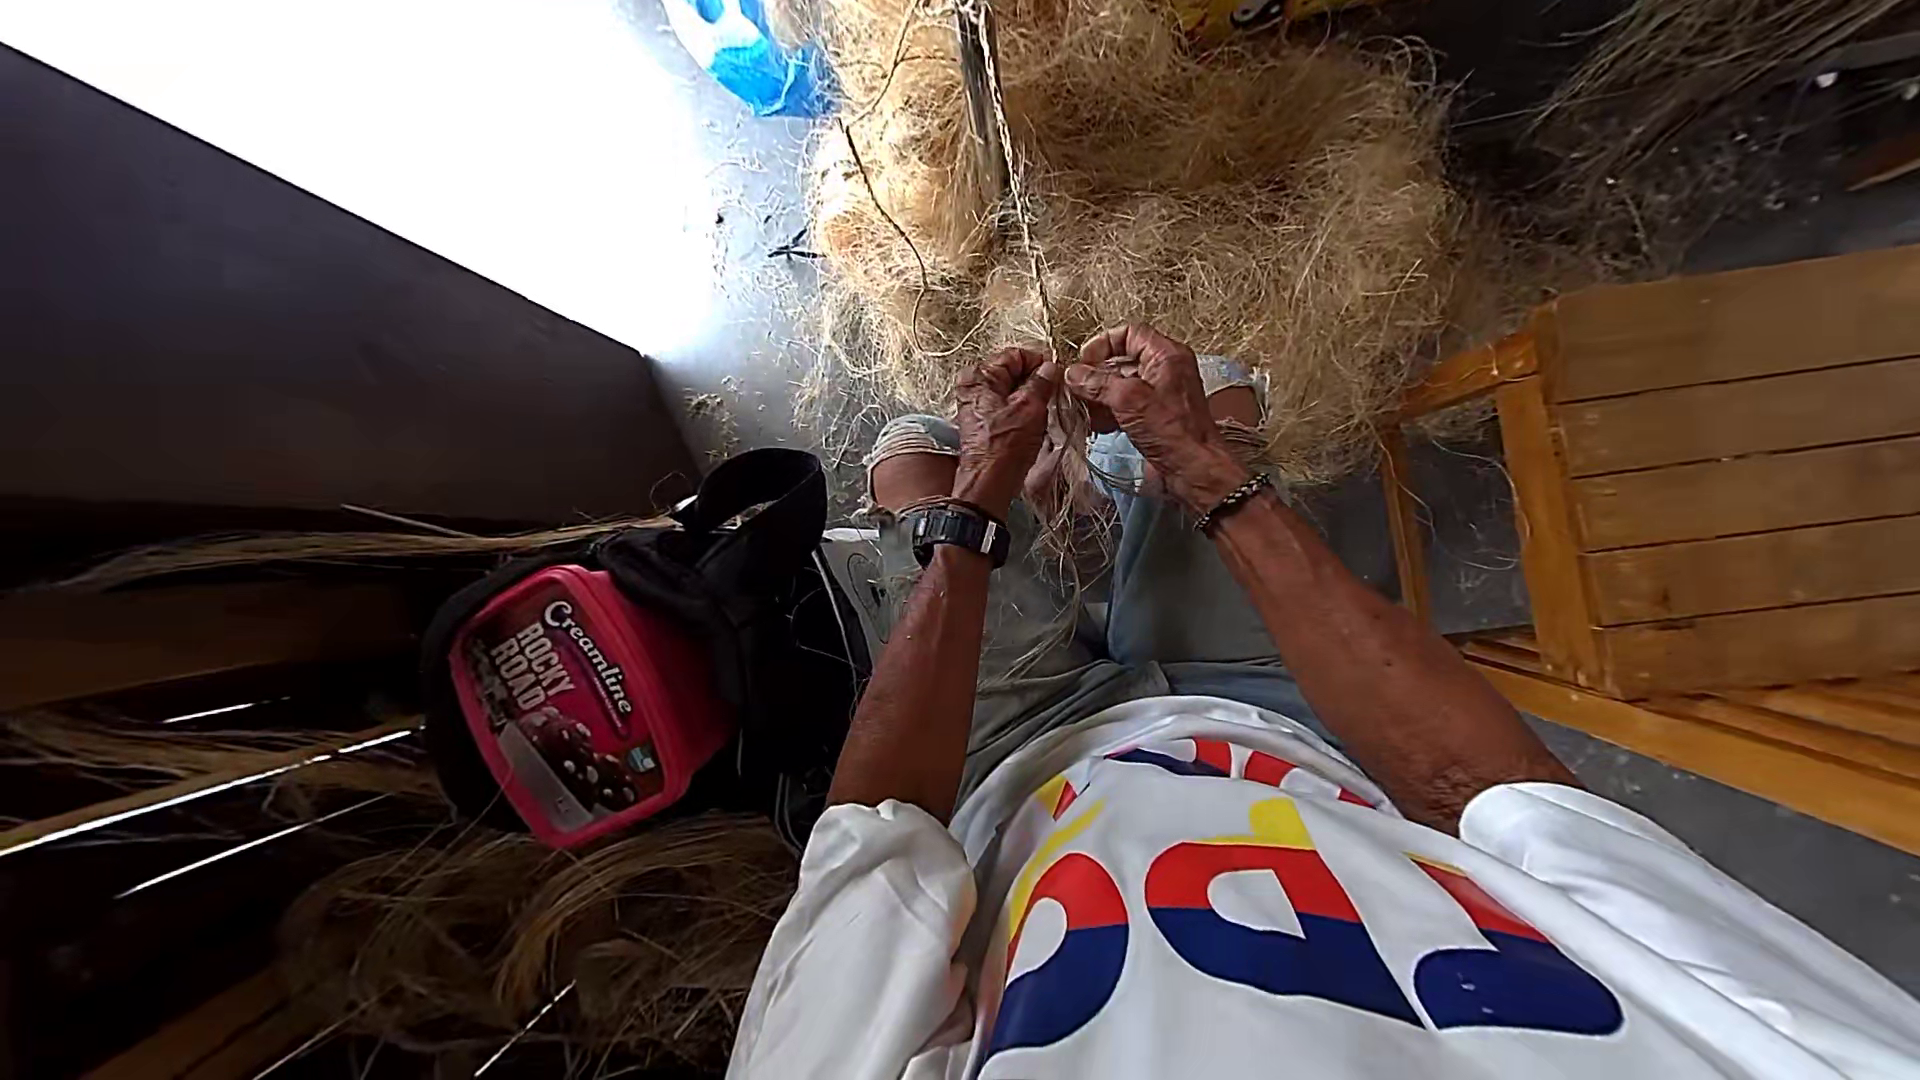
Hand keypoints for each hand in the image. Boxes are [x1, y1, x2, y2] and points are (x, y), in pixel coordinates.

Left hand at [953, 346, 1060, 518]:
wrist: (990, 483)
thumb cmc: (1005, 448)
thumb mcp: (1030, 408)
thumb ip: (1041, 382)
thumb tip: (1050, 368)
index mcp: (979, 377)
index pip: (1015, 354)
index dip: (1038, 362)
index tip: (1055, 373)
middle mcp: (974, 388)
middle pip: (1013, 373)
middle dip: (1035, 382)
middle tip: (1051, 395)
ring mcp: (978, 407)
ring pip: (1013, 392)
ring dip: (1031, 399)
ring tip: (1043, 413)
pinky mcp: (985, 424)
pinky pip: (1009, 409)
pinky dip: (1023, 412)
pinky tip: (1033, 425)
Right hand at [1064, 323, 1249, 515]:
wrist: (1192, 469)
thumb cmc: (1169, 430)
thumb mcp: (1129, 399)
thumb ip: (1098, 383)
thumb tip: (1071, 373)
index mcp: (1166, 355)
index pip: (1130, 334)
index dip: (1103, 344)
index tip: (1083, 363)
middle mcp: (1163, 371)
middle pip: (1120, 361)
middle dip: (1095, 376)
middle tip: (1075, 390)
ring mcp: (1157, 396)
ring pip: (1119, 386)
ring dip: (1097, 398)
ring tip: (1081, 411)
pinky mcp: (1151, 418)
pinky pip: (1123, 408)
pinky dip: (1107, 414)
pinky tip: (1094, 425)